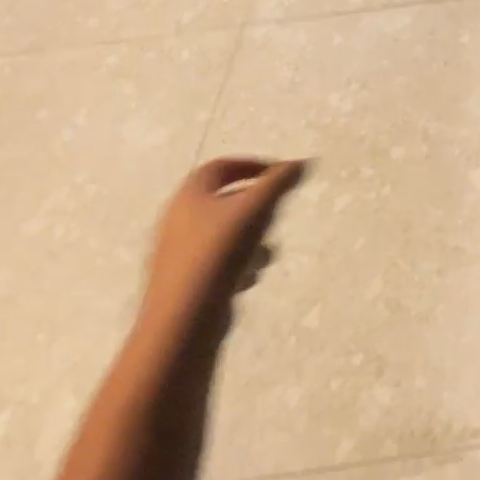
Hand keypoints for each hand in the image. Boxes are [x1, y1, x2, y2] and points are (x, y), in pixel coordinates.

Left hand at [139, 158, 308, 331]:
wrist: (184, 317)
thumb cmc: (220, 252)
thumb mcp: (256, 209)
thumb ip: (279, 182)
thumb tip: (302, 163)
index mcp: (189, 196)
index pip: (220, 166)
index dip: (252, 164)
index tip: (280, 175)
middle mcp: (177, 219)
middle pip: (223, 199)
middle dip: (255, 204)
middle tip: (276, 211)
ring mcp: (178, 250)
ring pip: (224, 230)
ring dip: (251, 234)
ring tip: (265, 250)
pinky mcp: (184, 277)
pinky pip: (218, 257)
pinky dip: (238, 258)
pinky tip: (249, 274)